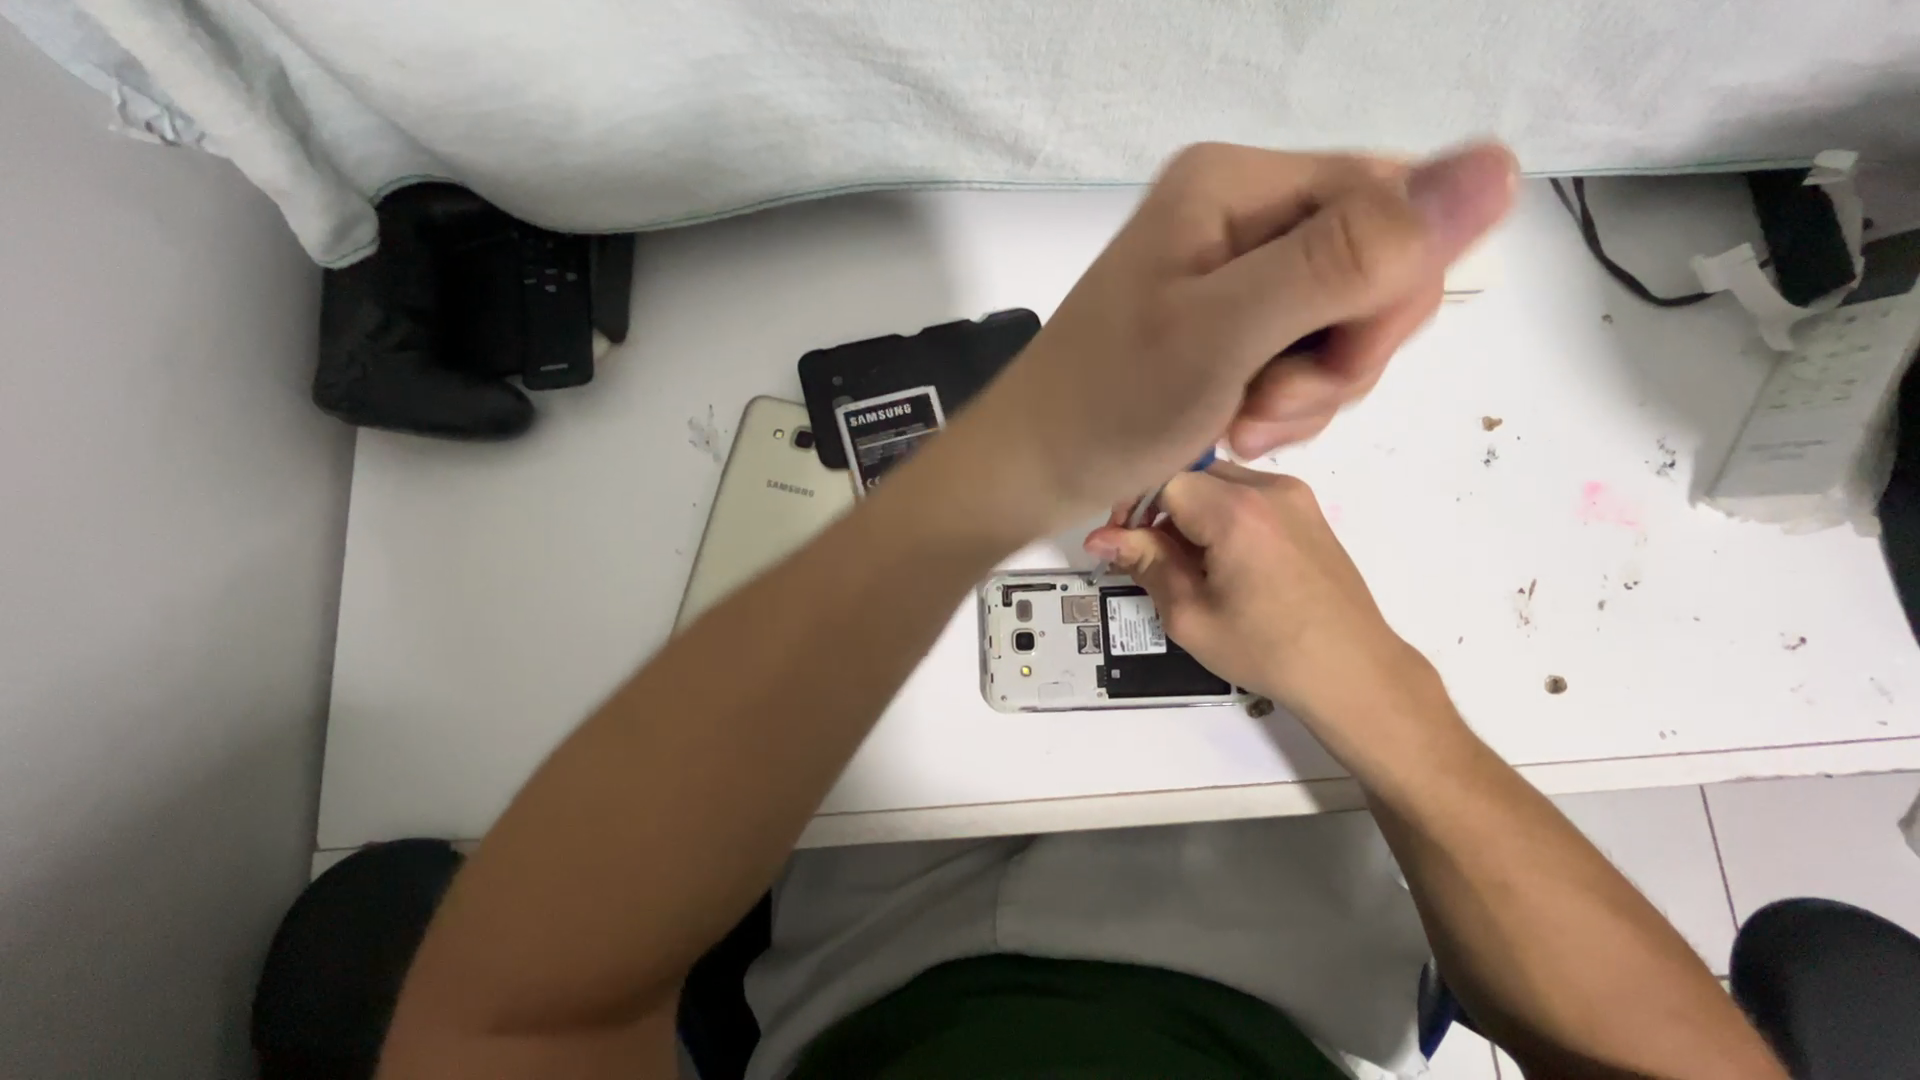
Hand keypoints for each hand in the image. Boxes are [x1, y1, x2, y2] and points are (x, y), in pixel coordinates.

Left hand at [961, 140, 1515, 527]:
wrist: (1033, 468)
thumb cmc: (1109, 404)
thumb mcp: (1228, 332)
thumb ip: (1350, 256)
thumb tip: (1498, 162)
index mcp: (1237, 184)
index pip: (1392, 204)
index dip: (1389, 296)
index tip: (1328, 371)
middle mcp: (1242, 212)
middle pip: (1376, 263)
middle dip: (1342, 353)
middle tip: (1268, 406)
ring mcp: (1236, 272)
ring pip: (1348, 318)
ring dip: (1313, 389)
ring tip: (1244, 423)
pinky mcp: (1229, 324)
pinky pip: (1308, 352)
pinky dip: (1290, 400)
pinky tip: (1239, 425)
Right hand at [1084, 463, 1440, 739]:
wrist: (1353, 671)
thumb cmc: (1268, 651)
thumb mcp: (1190, 615)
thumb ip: (1145, 564)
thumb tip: (1099, 539)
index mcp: (1236, 512)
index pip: (1162, 480)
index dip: (1131, 506)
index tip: (1118, 542)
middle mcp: (1269, 488)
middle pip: (1190, 475)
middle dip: (1159, 509)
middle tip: (1146, 556)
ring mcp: (1294, 496)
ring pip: (1218, 482)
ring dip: (1190, 512)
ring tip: (1185, 564)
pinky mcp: (1307, 510)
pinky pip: (1248, 494)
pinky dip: (1221, 516)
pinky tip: (1220, 560)